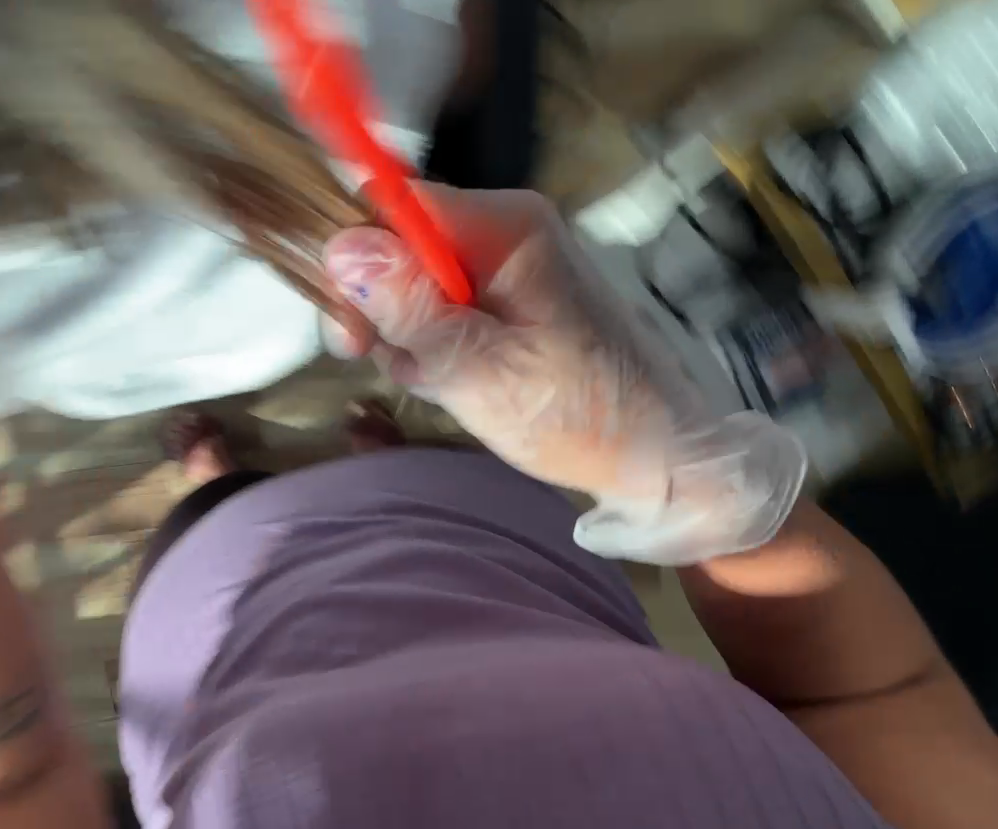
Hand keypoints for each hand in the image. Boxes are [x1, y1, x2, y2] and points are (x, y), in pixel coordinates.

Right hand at [322, 183, 804, 564]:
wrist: (655, 454)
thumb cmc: (579, 416)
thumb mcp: (483, 373)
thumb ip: (414, 311)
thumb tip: (341, 249)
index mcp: (505, 228)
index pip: (394, 205)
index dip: (356, 261)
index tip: (351, 330)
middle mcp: (503, 232)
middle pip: (398, 247)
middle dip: (383, 312)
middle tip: (400, 366)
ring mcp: (506, 268)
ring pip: (412, 287)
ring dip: (410, 341)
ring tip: (446, 385)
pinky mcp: (508, 303)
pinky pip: (441, 313)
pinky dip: (434, 352)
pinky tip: (457, 385)